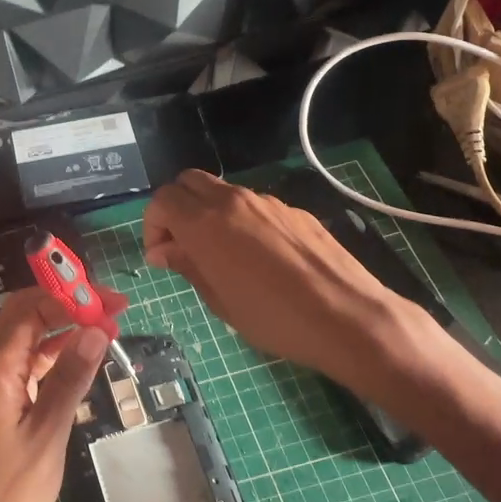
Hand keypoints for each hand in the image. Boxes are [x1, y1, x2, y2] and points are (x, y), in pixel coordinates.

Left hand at [0, 287, 122, 501]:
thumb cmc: (14, 489)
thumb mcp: (49, 432)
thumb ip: (70, 377)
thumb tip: (96, 329)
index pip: (28, 309)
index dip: (67, 296)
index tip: (109, 299)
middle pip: (24, 316)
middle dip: (66, 305)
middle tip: (112, 309)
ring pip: (27, 339)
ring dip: (63, 329)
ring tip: (106, 329)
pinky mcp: (1, 403)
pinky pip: (28, 365)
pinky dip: (55, 355)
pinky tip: (82, 358)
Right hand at [142, 170, 432, 391]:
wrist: (348, 317)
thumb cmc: (274, 319)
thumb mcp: (220, 301)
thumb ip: (188, 265)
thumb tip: (163, 250)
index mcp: (207, 223)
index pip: (163, 200)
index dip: (152, 225)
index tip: (160, 256)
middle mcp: (234, 201)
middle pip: (188, 182)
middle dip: (175, 208)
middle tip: (180, 246)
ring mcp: (268, 202)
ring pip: (223, 192)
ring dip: (208, 213)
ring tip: (219, 255)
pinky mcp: (295, 212)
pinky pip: (254, 206)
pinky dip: (240, 221)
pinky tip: (258, 259)